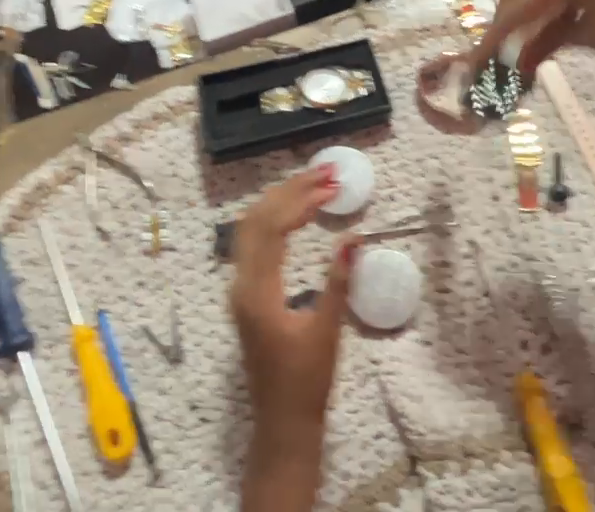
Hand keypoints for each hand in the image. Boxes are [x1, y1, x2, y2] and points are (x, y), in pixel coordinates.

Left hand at [231, 166, 357, 510]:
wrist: (282, 423)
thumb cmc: (306, 382)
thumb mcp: (327, 331)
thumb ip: (338, 282)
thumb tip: (353, 237)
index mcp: (257, 293)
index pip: (271, 229)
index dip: (300, 201)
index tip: (331, 185)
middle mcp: (241, 285)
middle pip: (257, 220)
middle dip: (291, 190)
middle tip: (327, 172)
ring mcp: (241, 289)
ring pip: (252, 228)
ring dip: (281, 201)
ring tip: (315, 182)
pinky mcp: (248, 295)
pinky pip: (254, 243)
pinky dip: (275, 219)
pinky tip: (297, 212)